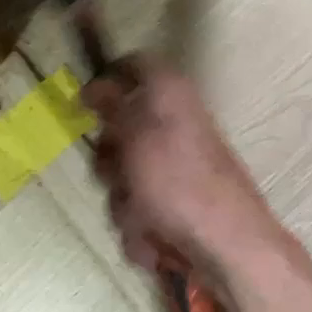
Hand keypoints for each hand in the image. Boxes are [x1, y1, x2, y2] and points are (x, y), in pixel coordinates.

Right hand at [82, 56, 279, 274]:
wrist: (228, 246)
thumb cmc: (179, 182)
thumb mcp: (136, 136)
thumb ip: (113, 107)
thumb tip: (95, 84)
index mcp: (171, 94)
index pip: (134, 66)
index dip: (107, 80)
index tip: (83, 105)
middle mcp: (175, 124)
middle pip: (119, 131)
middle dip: (111, 162)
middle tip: (119, 175)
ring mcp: (176, 168)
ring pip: (124, 177)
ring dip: (125, 202)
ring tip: (144, 217)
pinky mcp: (177, 205)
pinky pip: (139, 211)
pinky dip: (142, 229)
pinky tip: (156, 240)